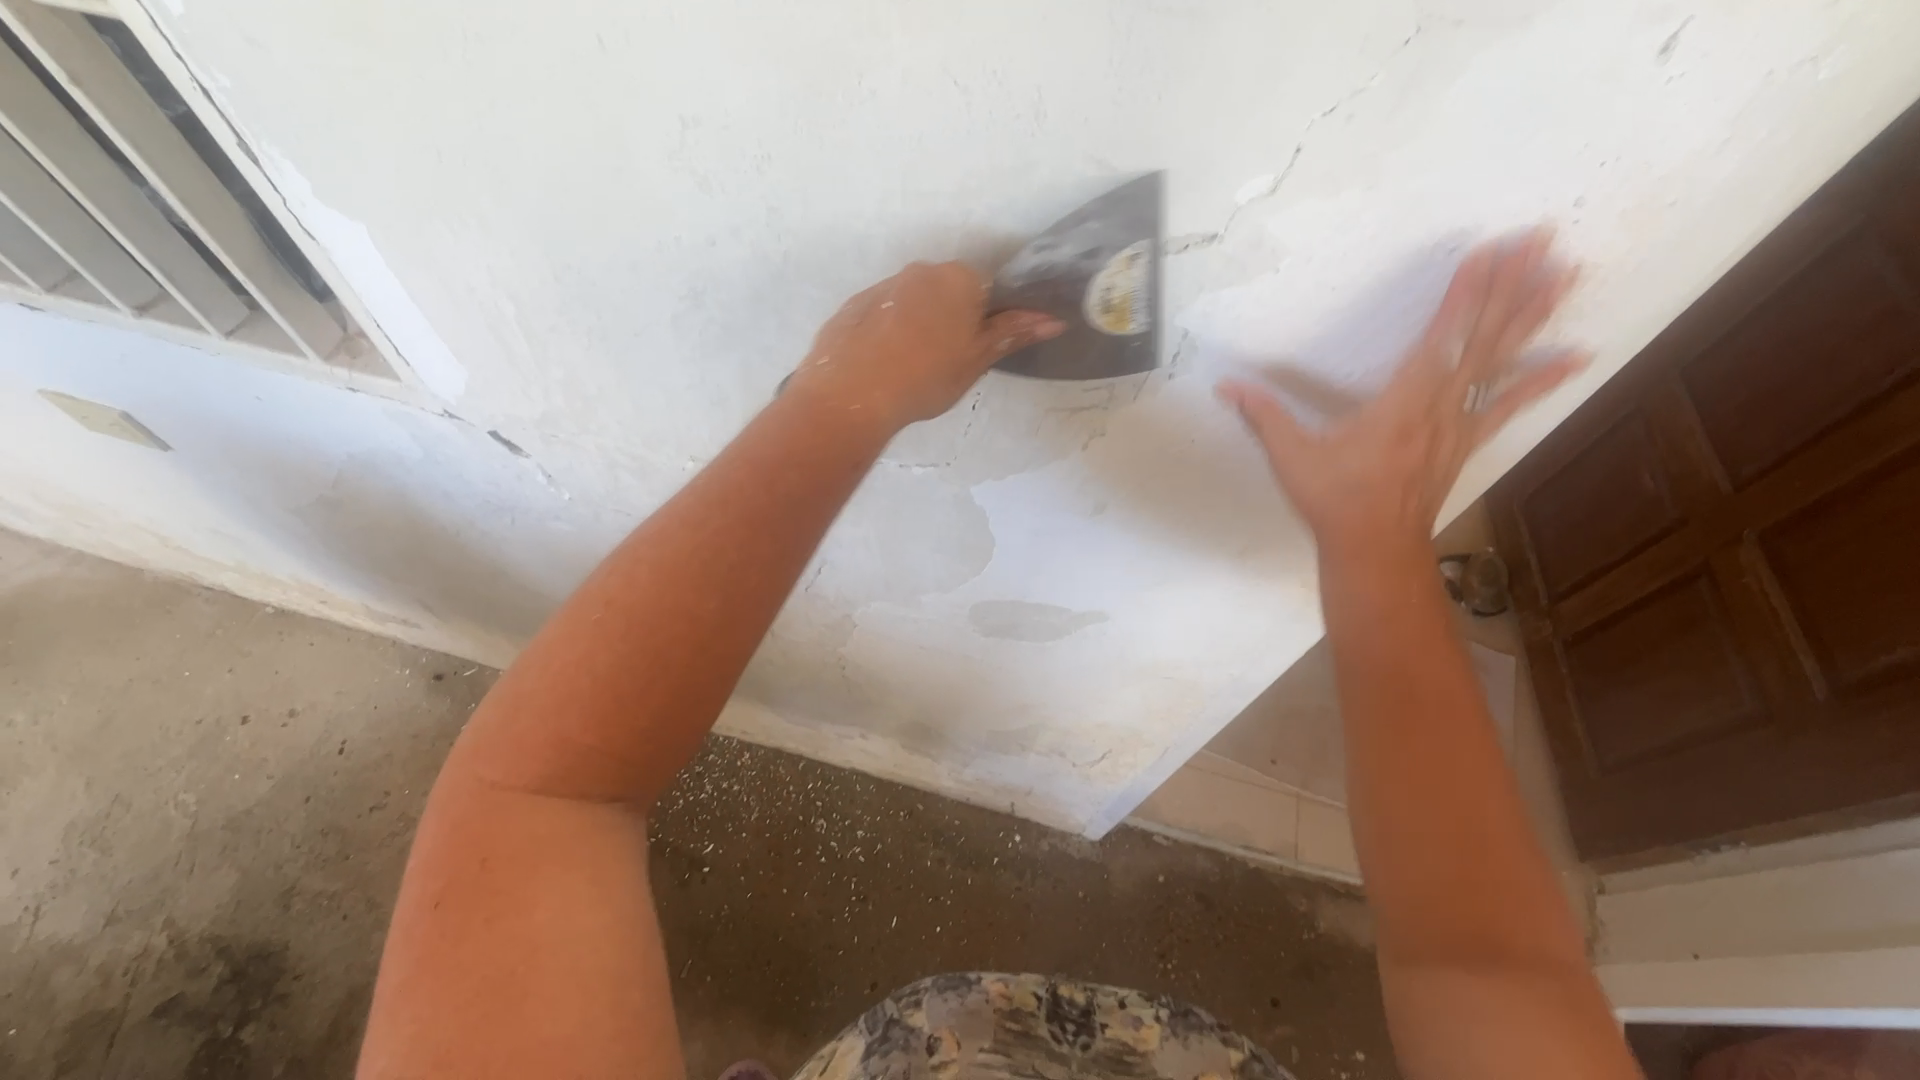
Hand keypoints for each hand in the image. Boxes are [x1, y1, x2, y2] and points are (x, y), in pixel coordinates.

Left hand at [785, 261, 1063, 428]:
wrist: (852, 395)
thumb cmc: (926, 377)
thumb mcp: (977, 359)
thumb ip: (1013, 334)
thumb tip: (1053, 320)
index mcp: (958, 278)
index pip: (986, 290)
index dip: (984, 321)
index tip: (974, 351)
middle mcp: (920, 271)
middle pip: (947, 291)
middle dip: (950, 319)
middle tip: (945, 363)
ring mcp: (882, 285)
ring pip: (912, 302)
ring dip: (917, 325)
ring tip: (910, 367)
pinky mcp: (853, 306)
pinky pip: (881, 314)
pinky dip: (886, 333)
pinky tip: (882, 364)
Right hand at [1219, 226, 1588, 552]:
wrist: (1374, 547)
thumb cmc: (1334, 500)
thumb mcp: (1291, 457)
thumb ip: (1263, 416)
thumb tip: (1225, 385)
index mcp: (1402, 402)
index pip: (1441, 336)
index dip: (1466, 293)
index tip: (1490, 250)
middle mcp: (1441, 404)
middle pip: (1483, 336)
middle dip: (1513, 286)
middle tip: (1545, 239)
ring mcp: (1460, 421)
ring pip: (1503, 359)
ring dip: (1536, 315)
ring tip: (1568, 273)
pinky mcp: (1467, 438)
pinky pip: (1510, 401)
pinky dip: (1543, 377)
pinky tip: (1578, 355)